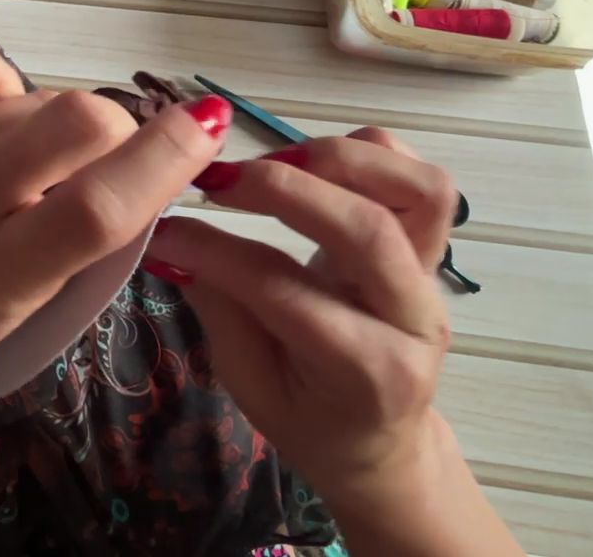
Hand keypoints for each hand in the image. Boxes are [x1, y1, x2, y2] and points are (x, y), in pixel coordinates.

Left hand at [0, 41, 228, 403]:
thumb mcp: (27, 305)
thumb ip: (85, 239)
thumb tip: (141, 167)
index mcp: (3, 268)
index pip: (96, 206)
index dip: (163, 159)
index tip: (206, 126)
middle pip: (74, 123)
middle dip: (118, 133)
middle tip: (99, 167)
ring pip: (37, 95)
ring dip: (63, 122)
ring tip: (36, 161)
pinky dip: (10, 88)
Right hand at [144, 130, 462, 514]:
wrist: (381, 438)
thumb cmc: (306, 415)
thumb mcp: (245, 378)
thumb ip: (215, 302)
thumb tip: (168, 237)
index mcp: (367, 370)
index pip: (281, 286)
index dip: (211, 248)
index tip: (161, 227)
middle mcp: (415, 316)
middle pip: (364, 226)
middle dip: (277, 187)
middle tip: (214, 181)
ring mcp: (432, 275)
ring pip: (419, 187)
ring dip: (337, 160)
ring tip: (272, 167)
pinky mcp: (432, 246)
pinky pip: (420, 177)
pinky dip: (367, 155)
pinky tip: (310, 168)